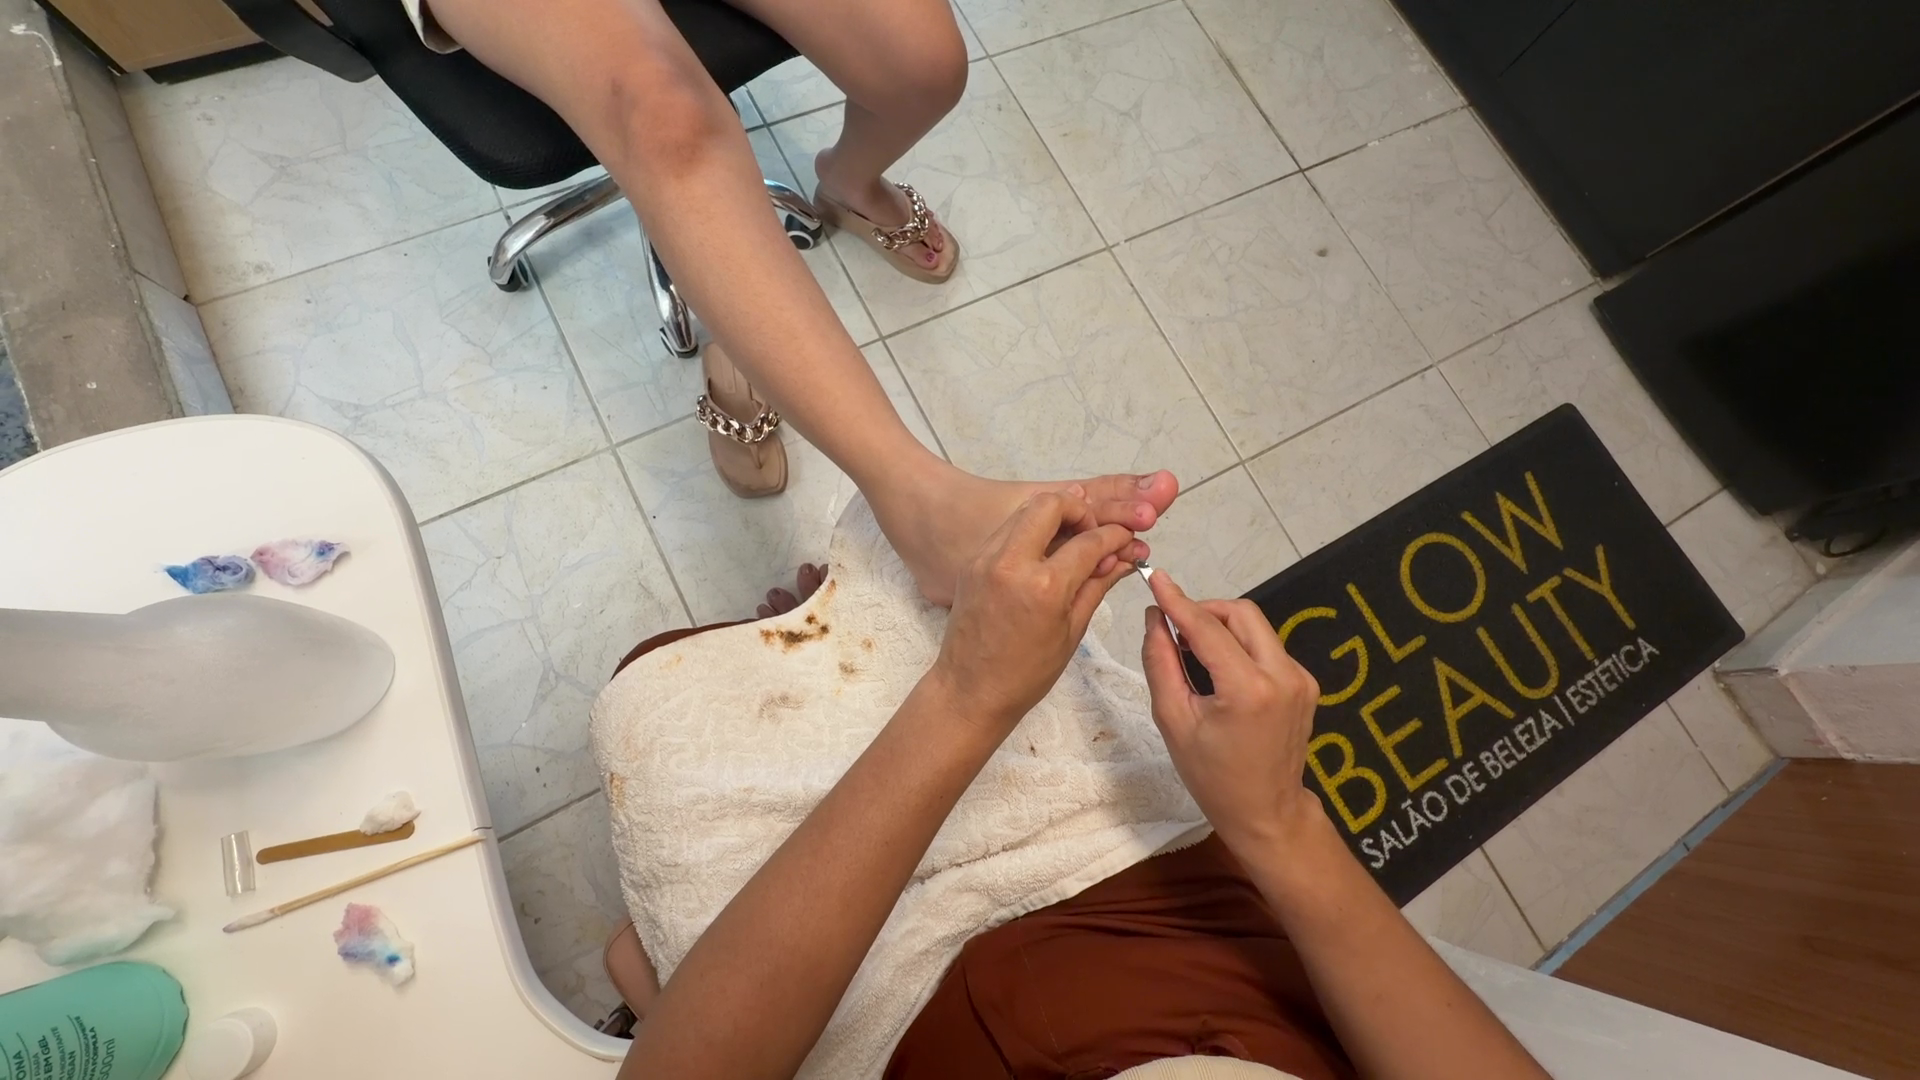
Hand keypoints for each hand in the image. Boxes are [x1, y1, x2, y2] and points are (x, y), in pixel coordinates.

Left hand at [932, 489, 1143, 731]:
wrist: (970, 690)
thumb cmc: (1027, 673)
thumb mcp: (1072, 630)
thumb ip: (1097, 585)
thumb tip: (1124, 558)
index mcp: (1044, 586)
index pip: (1089, 541)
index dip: (1115, 536)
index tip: (1126, 538)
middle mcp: (1012, 562)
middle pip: (1052, 503)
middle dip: (1080, 510)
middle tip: (1092, 533)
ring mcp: (986, 558)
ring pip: (1026, 510)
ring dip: (1053, 515)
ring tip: (1071, 540)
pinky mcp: (973, 561)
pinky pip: (1007, 529)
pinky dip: (1030, 529)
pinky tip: (1044, 551)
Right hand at [1141, 572, 1323, 851]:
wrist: (1266, 812)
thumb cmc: (1211, 774)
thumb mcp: (1173, 720)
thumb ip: (1161, 662)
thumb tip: (1154, 619)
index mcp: (1248, 689)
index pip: (1207, 628)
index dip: (1177, 601)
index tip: (1155, 578)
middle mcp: (1283, 676)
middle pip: (1241, 613)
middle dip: (1203, 610)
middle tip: (1173, 627)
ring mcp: (1301, 678)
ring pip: (1255, 626)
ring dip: (1220, 626)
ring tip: (1191, 649)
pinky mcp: (1305, 683)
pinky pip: (1265, 646)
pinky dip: (1237, 645)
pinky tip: (1217, 668)